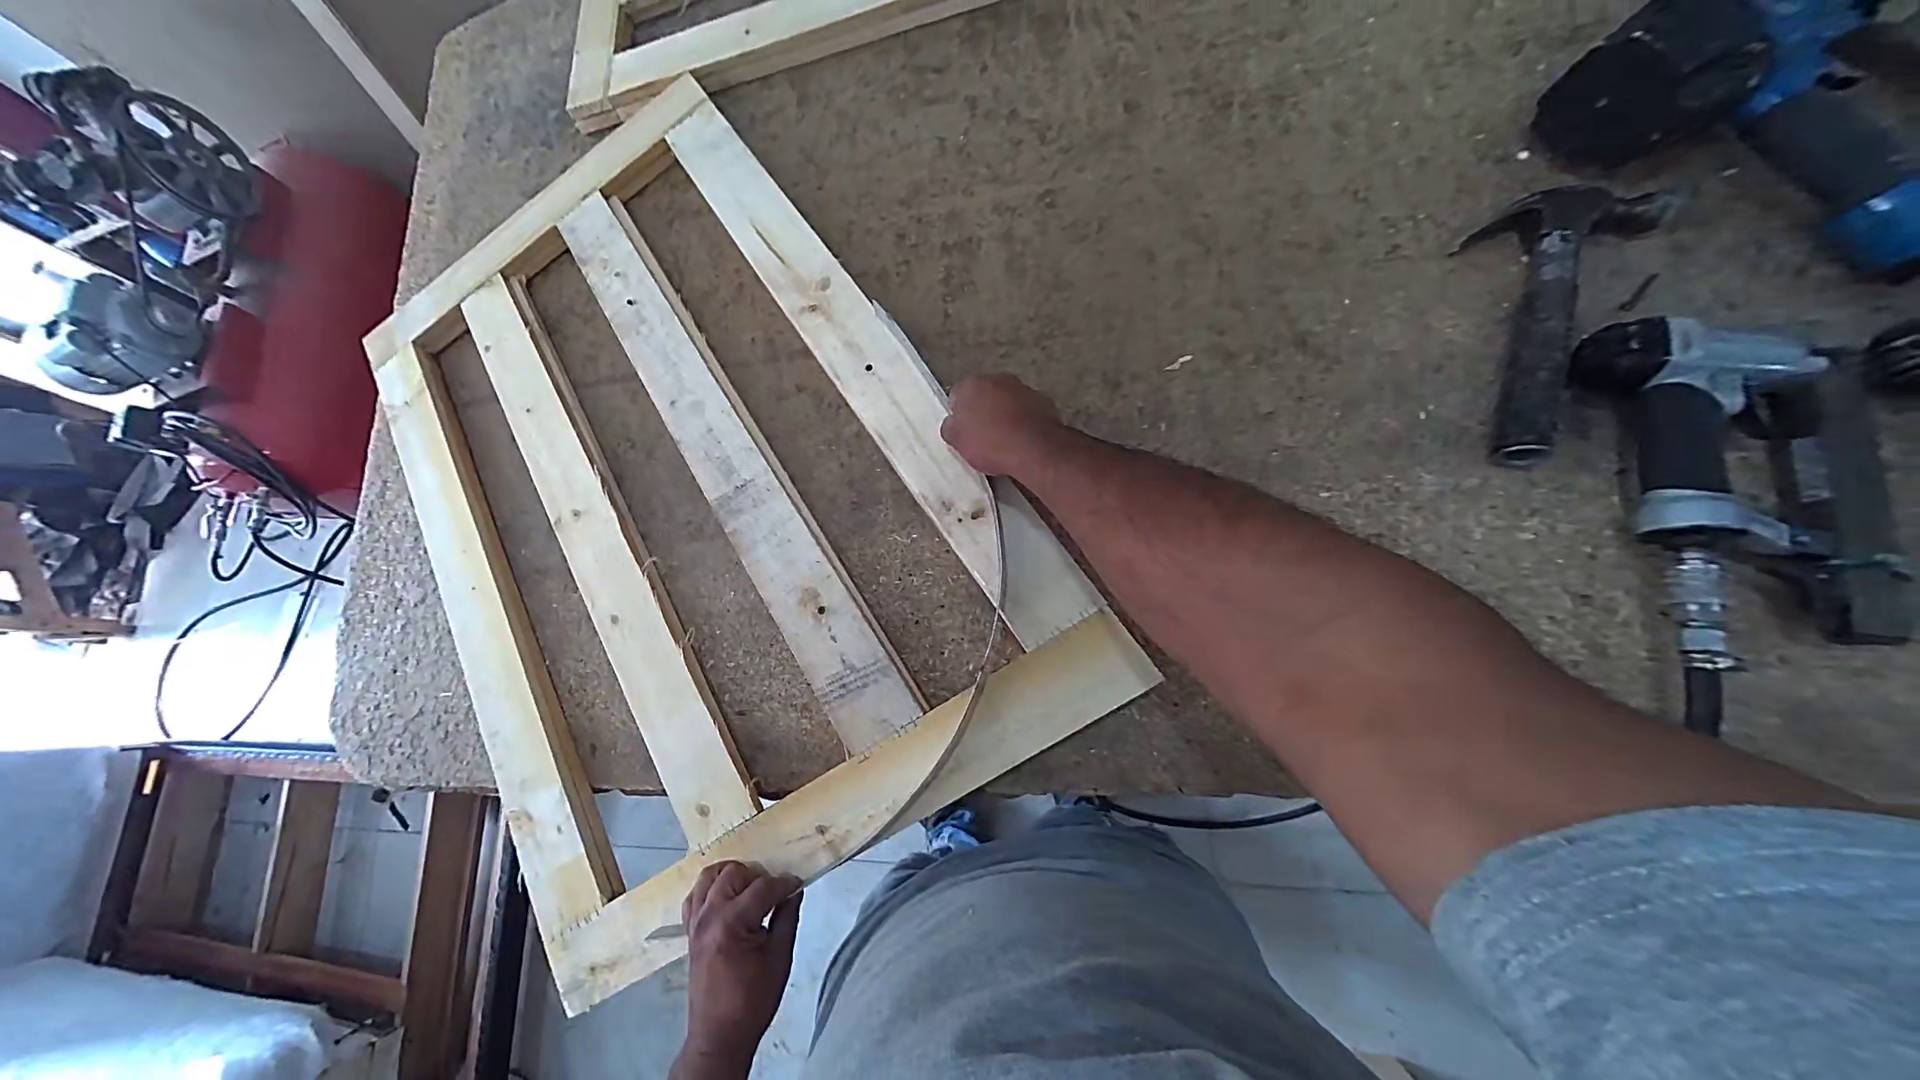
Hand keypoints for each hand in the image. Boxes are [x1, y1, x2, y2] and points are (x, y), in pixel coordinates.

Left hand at [670, 862, 802, 1079]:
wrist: (720, 1034)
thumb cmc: (753, 999)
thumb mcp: (780, 956)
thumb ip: (787, 917)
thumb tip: (793, 891)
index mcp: (733, 922)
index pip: (763, 886)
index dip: (784, 883)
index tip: (797, 885)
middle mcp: (710, 915)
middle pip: (734, 873)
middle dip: (758, 877)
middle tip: (774, 894)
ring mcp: (696, 923)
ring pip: (710, 876)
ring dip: (732, 877)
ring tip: (750, 891)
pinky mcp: (690, 932)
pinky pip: (694, 897)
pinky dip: (710, 890)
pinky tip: (727, 900)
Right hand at [941, 374, 1066, 476]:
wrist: (1033, 450)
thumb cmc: (992, 443)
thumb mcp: (956, 441)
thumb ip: (951, 427)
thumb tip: (953, 425)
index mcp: (971, 384)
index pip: (957, 395)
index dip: (958, 415)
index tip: (962, 431)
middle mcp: (998, 379)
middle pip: (984, 395)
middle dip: (982, 412)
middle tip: (981, 438)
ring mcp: (1023, 388)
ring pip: (1007, 402)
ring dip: (1004, 416)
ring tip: (1003, 443)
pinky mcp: (1044, 402)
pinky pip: (1027, 412)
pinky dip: (1024, 422)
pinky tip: (1021, 442)